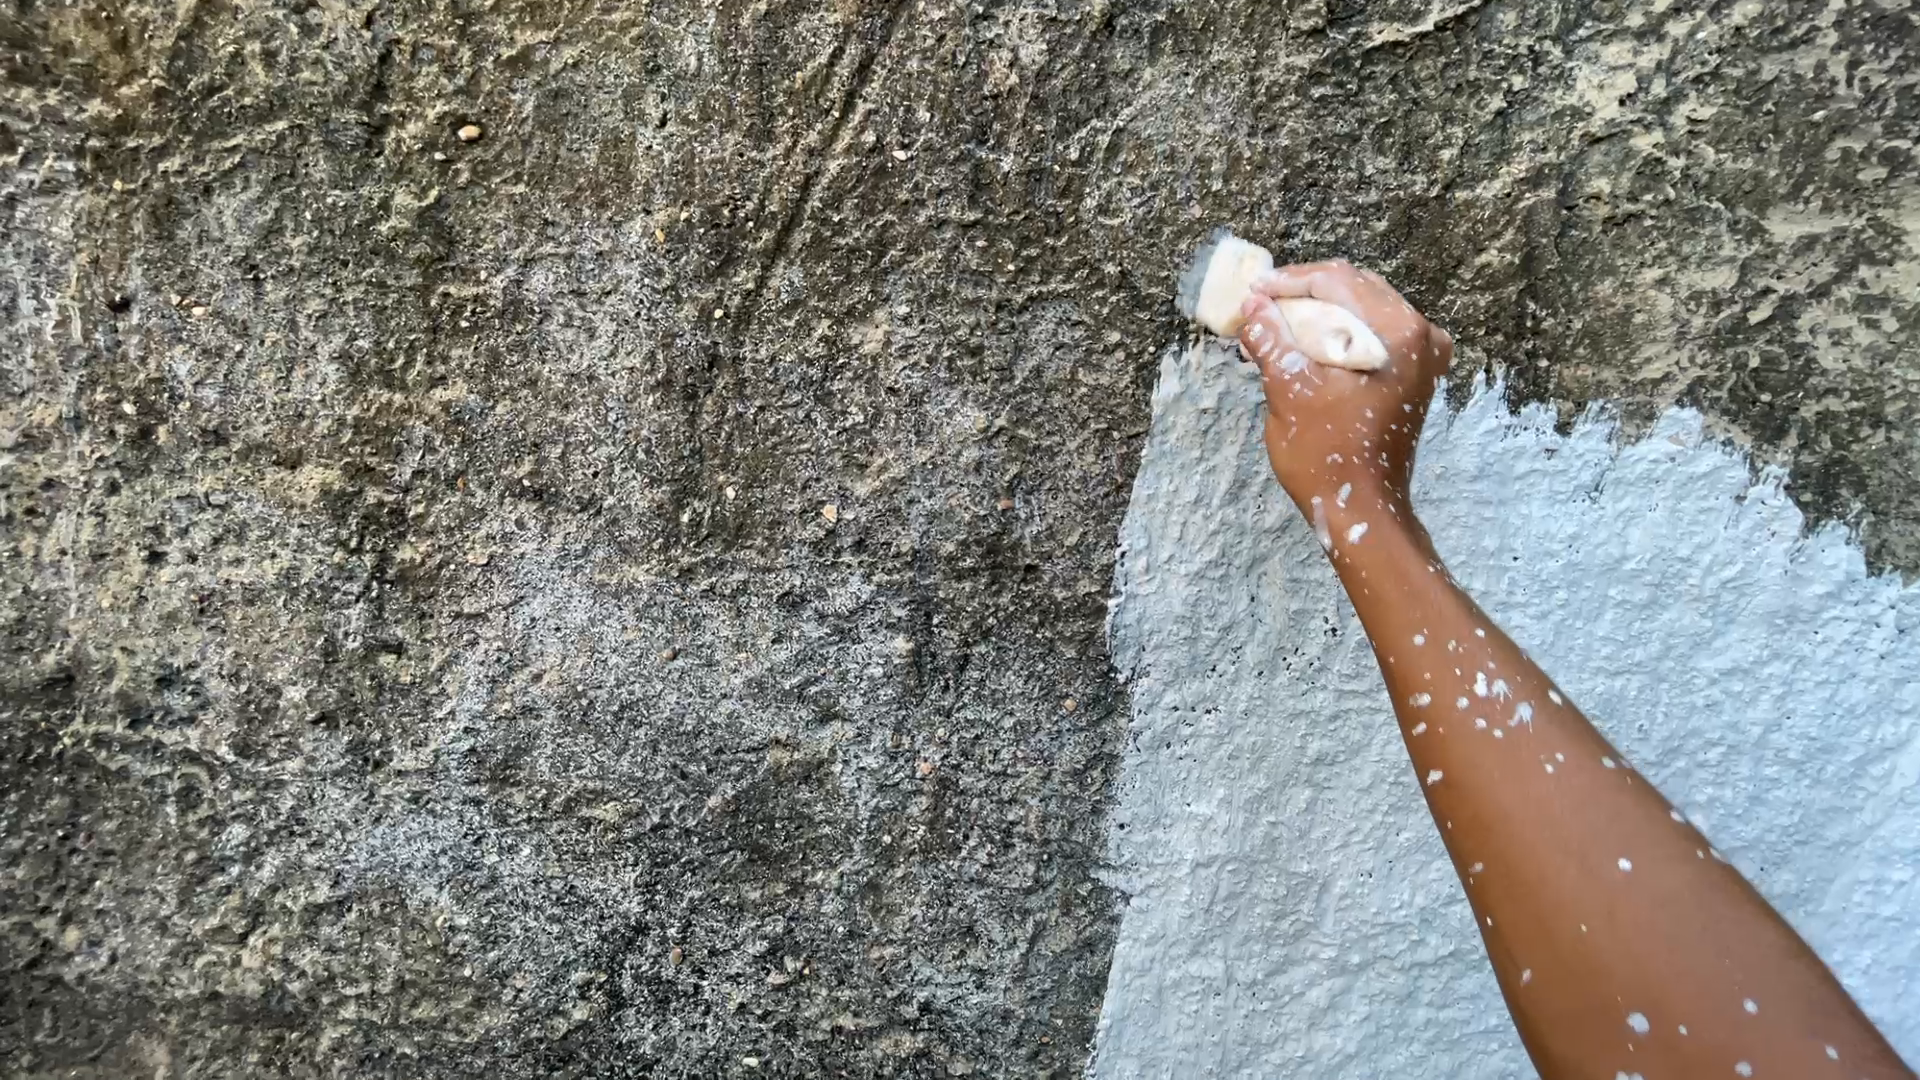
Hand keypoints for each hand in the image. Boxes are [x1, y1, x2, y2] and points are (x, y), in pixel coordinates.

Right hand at [1235, 260, 1451, 511]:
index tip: (1251, 292)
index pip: (1337, 281)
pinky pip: (1369, 336)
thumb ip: (1272, 340)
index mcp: (1399, 332)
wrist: (1359, 508)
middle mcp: (1420, 334)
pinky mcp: (1412, 375)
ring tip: (1275, 325)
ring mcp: (1421, 356)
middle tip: (1259, 306)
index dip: (1288, 282)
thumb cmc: (1326, 455)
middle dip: (1302, 295)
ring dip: (1317, 314)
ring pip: (1360, 311)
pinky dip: (1335, 335)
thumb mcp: (1289, 392)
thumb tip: (1251, 305)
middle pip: (1353, 290)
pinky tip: (1305, 345)